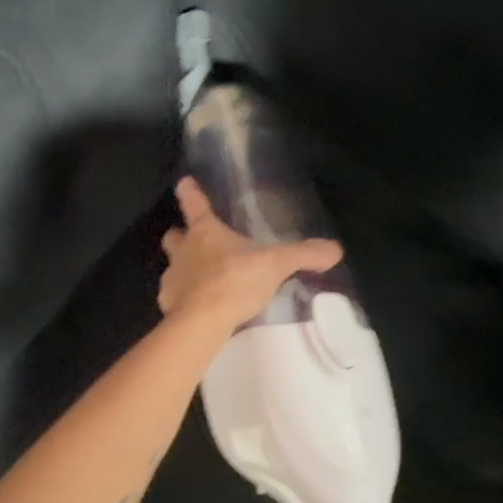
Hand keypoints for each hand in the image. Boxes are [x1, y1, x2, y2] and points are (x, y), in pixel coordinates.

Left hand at [157, 177, 342, 333]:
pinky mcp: (167, 303)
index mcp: (205, 231)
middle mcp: (183, 250)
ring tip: (202, 280)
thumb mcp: (276, 264)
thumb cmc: (236, 280)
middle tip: (195, 241)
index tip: (185, 182)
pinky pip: (173, 296)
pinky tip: (197, 307)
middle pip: (173, 235)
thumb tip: (335, 249)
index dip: (190, 192)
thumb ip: (304, 255)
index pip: (193, 202)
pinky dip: (182, 298)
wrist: (203, 320)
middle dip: (181, 235)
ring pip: (172, 266)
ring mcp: (172, 277)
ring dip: (183, 269)